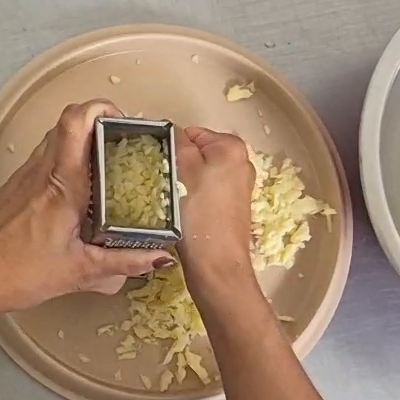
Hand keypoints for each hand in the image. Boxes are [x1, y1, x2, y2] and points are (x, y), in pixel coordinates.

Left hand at [0, 100, 171, 317]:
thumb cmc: (16, 273)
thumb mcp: (79, 271)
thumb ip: (123, 262)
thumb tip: (157, 258)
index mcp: (61, 185)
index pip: (77, 122)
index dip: (100, 108)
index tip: (122, 121)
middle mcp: (40, 171)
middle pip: (67, 122)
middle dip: (97, 122)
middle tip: (120, 144)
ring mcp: (23, 176)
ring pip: (53, 139)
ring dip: (79, 142)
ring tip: (103, 169)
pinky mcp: (13, 188)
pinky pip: (42, 160)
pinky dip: (62, 163)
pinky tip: (75, 195)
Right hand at [174, 126, 257, 301]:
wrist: (216, 266)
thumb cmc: (198, 216)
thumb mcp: (181, 171)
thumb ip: (177, 144)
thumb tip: (172, 133)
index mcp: (231, 147)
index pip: (191, 133)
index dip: (170, 147)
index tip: (158, 164)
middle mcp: (242, 163)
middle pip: (198, 154)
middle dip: (178, 165)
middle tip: (162, 184)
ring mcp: (239, 187)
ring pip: (200, 174)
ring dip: (183, 184)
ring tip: (170, 200)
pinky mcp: (232, 208)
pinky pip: (206, 193)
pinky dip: (192, 198)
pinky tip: (183, 213)